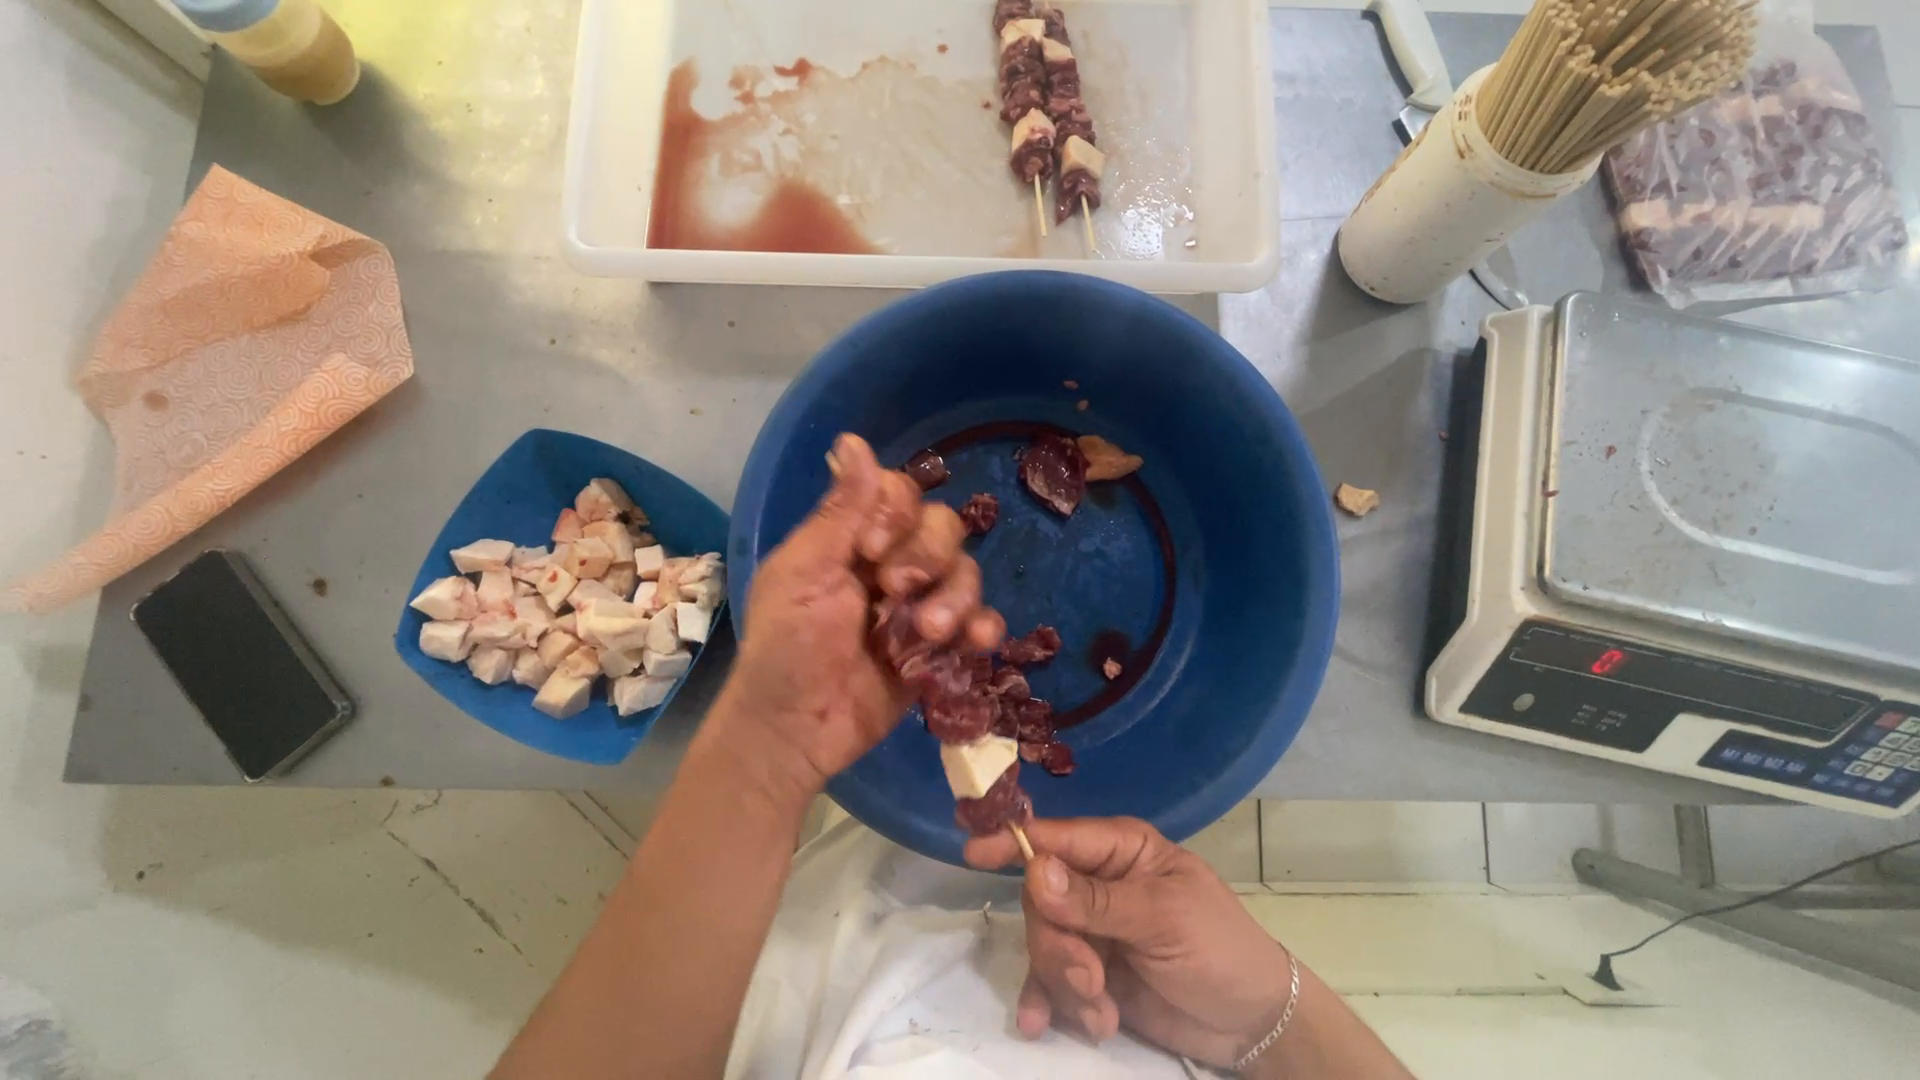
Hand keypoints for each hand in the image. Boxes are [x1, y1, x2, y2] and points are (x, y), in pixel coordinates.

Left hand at [716, 434, 1004, 796]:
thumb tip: (852, 439)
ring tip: (929, 634)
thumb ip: (839, 513)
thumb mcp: (803, 574)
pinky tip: (976, 642)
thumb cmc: (786, 648)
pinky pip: (979, 623)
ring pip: (966, 573)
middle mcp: (891, 564)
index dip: (896, 516)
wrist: (796, 731)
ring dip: (955, 597)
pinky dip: (983, 628)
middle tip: (896, 591)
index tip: (869, 551)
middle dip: (928, 557)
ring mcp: (919, 607)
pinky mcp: (940, 650)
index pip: (900, 495)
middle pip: (943, 528)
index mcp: (853, 540)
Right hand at [966, 817, 1292, 1069]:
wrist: (1253, 1025)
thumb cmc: (1219, 949)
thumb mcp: (1163, 919)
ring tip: (1099, 1012)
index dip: (1013, 842)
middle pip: (1040, 899)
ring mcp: (1092, 930)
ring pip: (1043, 943)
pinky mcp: (1090, 974)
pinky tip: (1043, 1026)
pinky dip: (1047, 1003)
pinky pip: (1048, 982)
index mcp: (1120, 850)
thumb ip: (1096, 900)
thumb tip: (1035, 870)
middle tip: (1089, 978)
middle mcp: (1098, 883)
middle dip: (1056, 944)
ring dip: (1062, 982)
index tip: (972, 853)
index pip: (1056, 837)